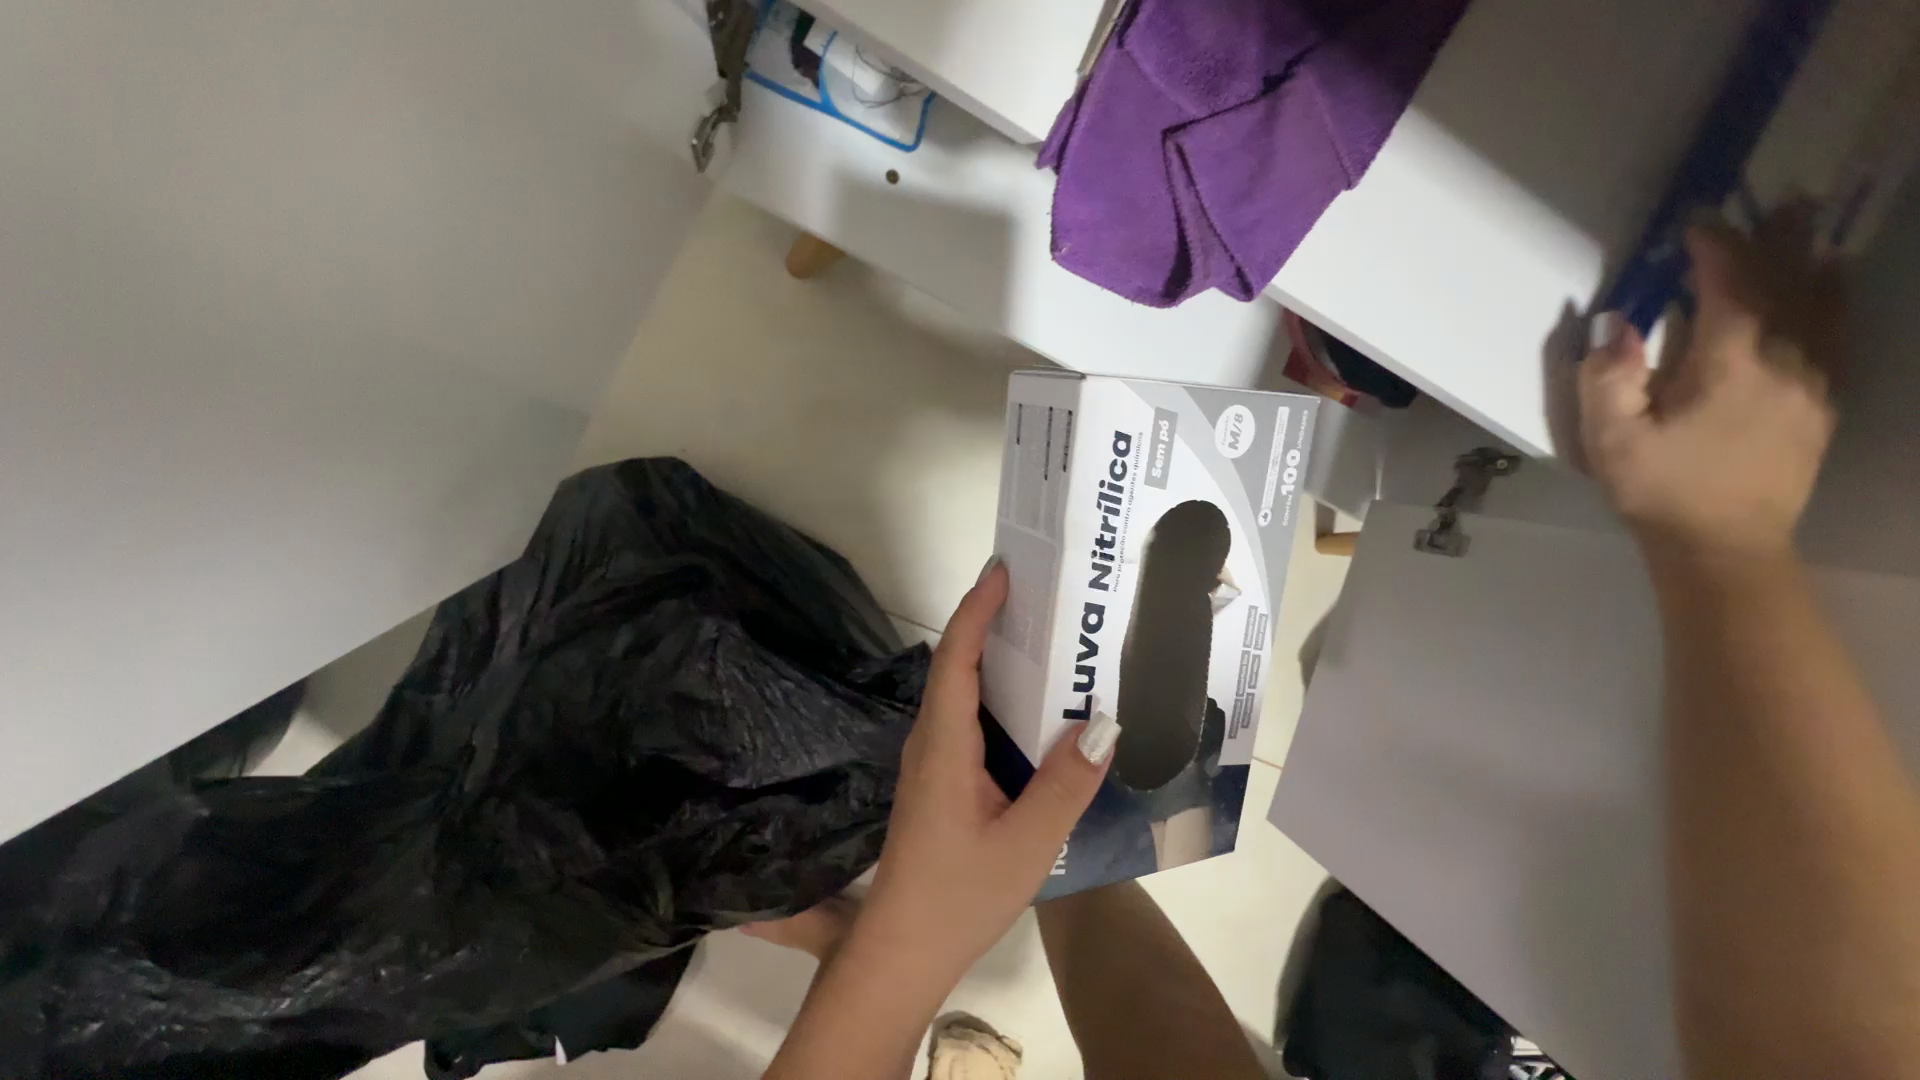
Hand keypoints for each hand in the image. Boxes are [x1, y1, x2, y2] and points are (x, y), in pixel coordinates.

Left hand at [855, 559, 1111, 981]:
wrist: (901, 951)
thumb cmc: (958, 896)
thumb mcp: (1026, 844)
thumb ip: (1065, 785)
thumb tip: (1106, 723)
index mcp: (944, 745)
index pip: (956, 657)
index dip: (977, 609)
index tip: (1005, 570)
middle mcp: (931, 741)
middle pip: (957, 664)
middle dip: (992, 620)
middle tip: (1043, 594)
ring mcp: (932, 761)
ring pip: (962, 692)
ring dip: (996, 658)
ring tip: (1048, 639)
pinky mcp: (941, 780)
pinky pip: (969, 720)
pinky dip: (999, 698)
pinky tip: (1035, 711)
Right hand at [1579, 210, 1845, 559]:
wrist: (1724, 545)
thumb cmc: (1659, 489)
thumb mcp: (1610, 439)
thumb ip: (1608, 377)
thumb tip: (1616, 321)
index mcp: (1728, 367)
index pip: (1730, 288)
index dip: (1716, 249)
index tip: (1698, 221)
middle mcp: (1784, 363)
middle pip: (1790, 286)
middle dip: (1781, 241)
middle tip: (1783, 199)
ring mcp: (1812, 384)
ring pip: (1823, 307)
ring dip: (1815, 264)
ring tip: (1814, 230)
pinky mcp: (1821, 406)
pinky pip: (1834, 337)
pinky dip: (1831, 302)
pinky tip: (1829, 290)